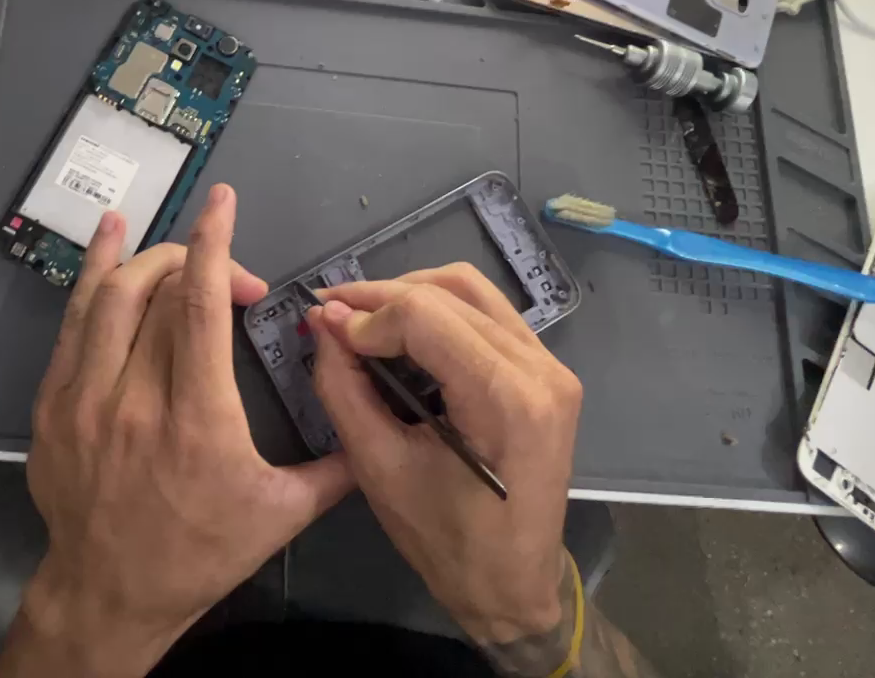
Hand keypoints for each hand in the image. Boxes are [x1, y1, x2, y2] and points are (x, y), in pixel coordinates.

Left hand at [0, 185, 353, 677]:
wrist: (107, 594)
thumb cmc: (199, 552)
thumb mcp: (279, 515)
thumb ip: (335, 465)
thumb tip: (374, 420)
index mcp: (196, 418)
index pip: (199, 305)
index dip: (213, 244)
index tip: (223, 202)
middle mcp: (134, 397)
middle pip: (159, 291)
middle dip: (199, 262)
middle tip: (232, 281)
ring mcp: (82, 396)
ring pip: (111, 294)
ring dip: (148, 257)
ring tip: (177, 245)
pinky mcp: (52, 401)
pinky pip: (71, 320)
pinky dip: (92, 270)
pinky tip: (109, 236)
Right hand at [308, 264, 582, 647]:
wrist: (514, 586)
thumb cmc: (444, 539)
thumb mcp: (376, 464)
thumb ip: (342, 385)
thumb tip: (324, 320)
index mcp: (506, 399)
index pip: (424, 314)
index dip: (366, 314)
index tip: (325, 329)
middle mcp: (539, 368)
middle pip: (446, 291)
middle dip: (379, 296)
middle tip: (332, 313)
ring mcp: (550, 364)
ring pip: (469, 288)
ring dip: (409, 293)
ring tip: (364, 318)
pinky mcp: (546, 368)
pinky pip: (485, 310)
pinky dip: (437, 308)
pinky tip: (403, 331)